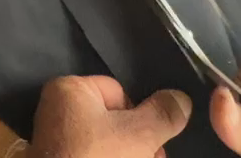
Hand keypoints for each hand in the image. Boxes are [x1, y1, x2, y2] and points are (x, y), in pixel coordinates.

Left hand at [29, 75, 192, 157]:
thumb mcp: (137, 135)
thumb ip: (161, 115)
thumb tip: (181, 98)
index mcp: (68, 89)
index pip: (119, 93)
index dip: (141, 120)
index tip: (153, 145)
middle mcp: (58, 111)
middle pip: (115, 123)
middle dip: (139, 145)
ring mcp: (59, 142)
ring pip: (108, 146)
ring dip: (131, 155)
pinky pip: (94, 156)